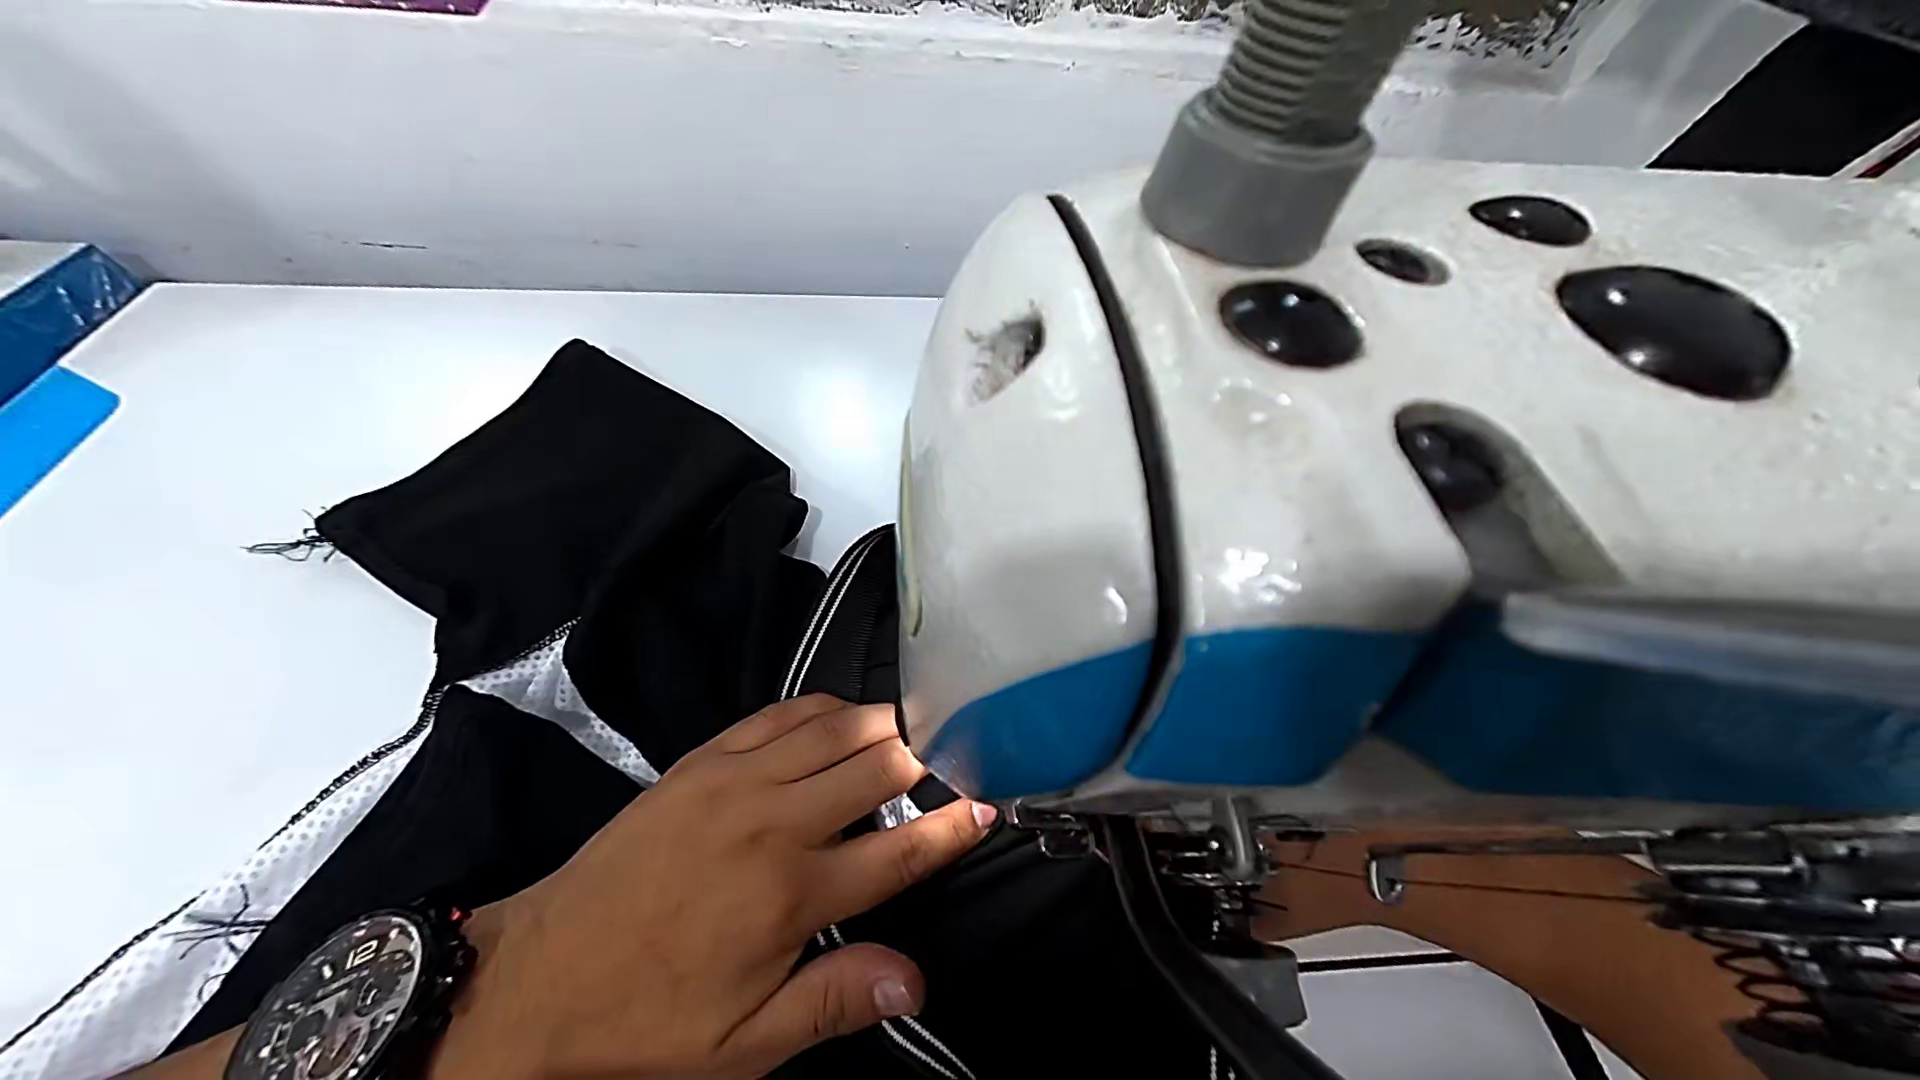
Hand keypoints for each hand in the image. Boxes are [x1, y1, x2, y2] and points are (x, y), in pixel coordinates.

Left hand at [432, 695, 996, 1078]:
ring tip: (901, 737)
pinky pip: (780, 713)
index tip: (986, 803)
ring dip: (879, 726)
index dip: (952, 826)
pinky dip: (821, 709)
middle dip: (921, 759)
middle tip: (943, 763)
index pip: (899, 851)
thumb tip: (919, 979)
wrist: (532, 983)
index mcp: (791, 895)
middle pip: (877, 767)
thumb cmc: (645, 1025)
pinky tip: (837, 720)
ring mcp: (736, 780)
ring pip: (834, 726)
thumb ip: (836, 1000)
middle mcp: (774, 822)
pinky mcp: (703, 759)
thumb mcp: (743, 1046)